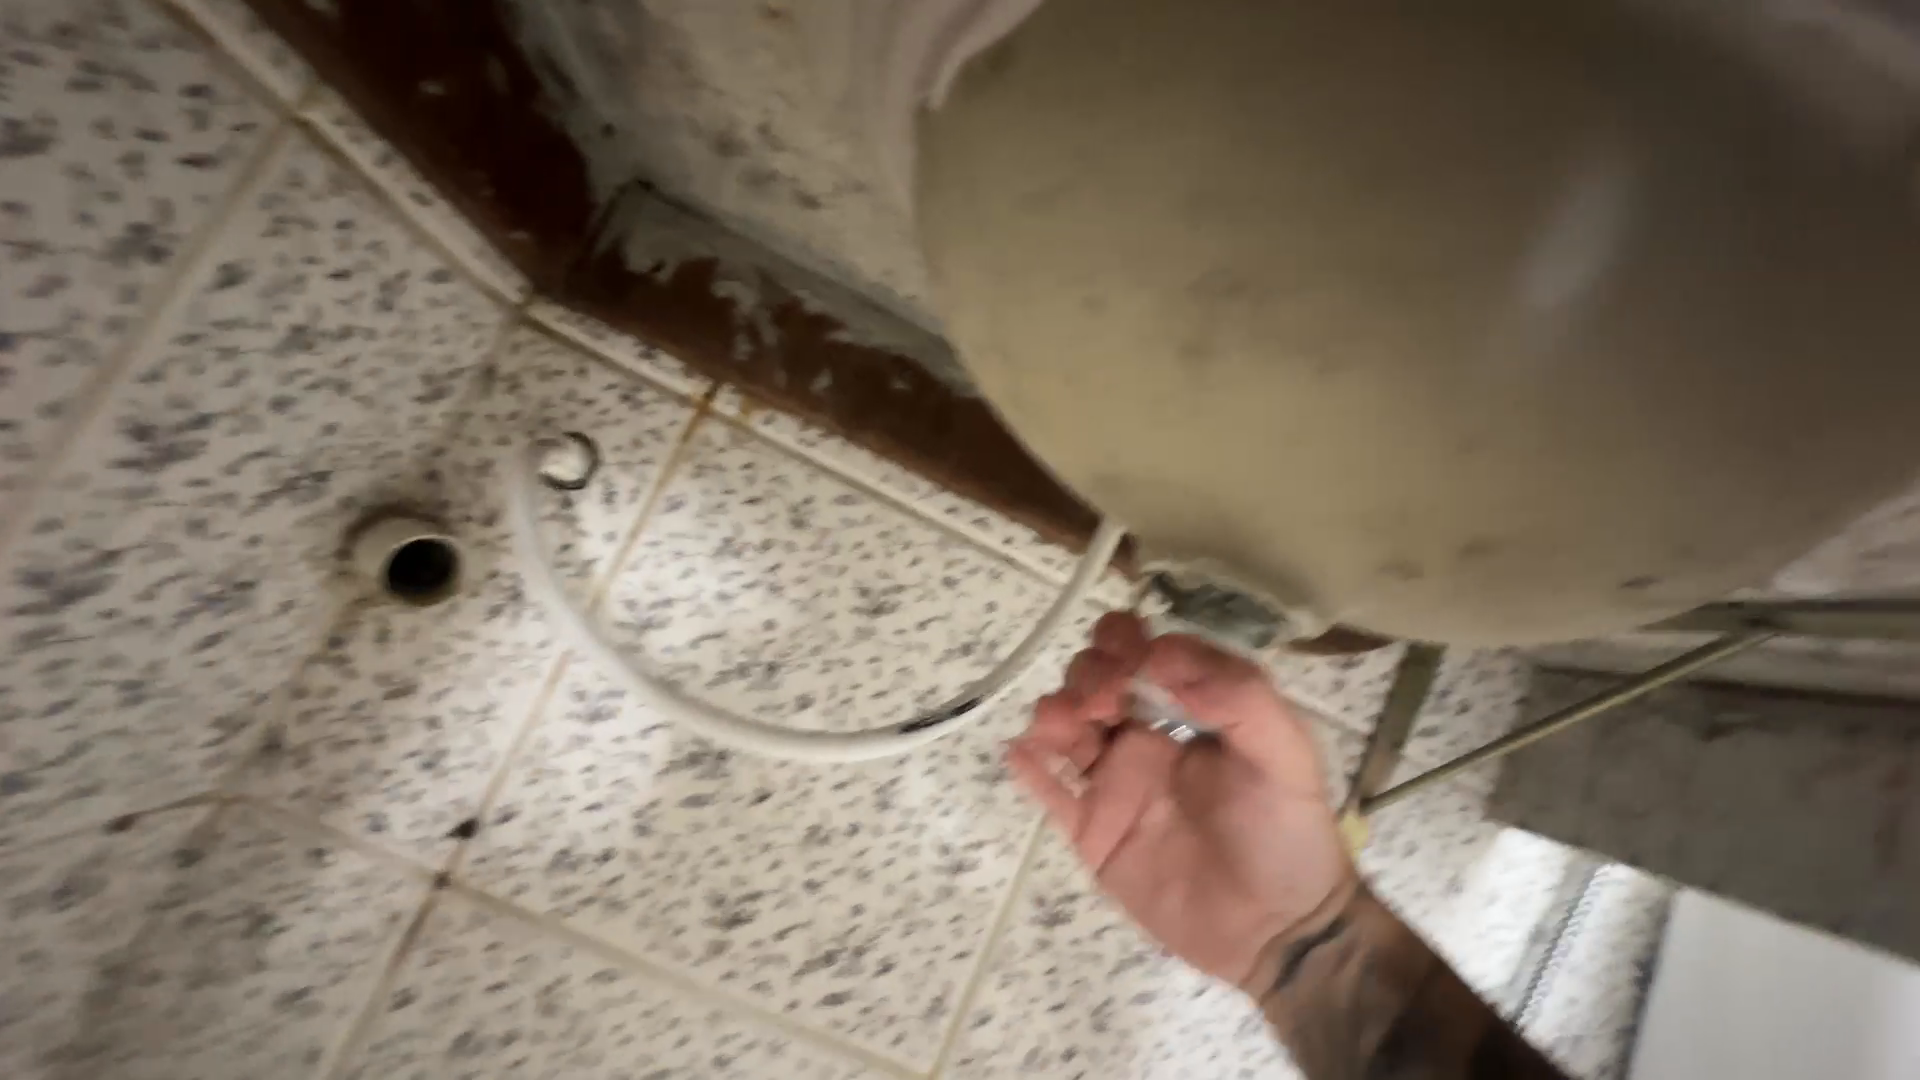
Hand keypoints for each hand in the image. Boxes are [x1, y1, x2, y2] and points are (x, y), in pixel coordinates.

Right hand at [1006, 612, 1358, 991]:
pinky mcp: (1092, 830)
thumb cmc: (1287, 832)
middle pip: (1093, 679)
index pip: (1141, 650)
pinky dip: (1028, 766)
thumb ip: (1239, 693)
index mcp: (1186, 710)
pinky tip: (1019, 752)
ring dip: (1053, 710)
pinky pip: (1049, 791)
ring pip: (1063, 726)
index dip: (1126, 641)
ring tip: (1063, 726)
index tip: (1136, 662)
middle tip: (1107, 702)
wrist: (1279, 933)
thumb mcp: (1285, 751)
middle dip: (1089, 673)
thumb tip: (1163, 652)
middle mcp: (1143, 736)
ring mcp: (1113, 782)